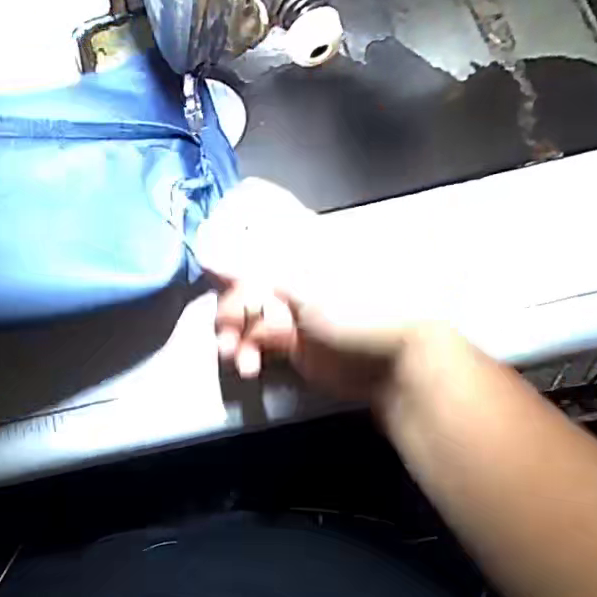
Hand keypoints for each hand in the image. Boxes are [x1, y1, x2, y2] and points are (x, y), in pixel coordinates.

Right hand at [197, 178, 434, 402]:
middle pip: (241, 279)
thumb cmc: (358, 313)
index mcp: (300, 248)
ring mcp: (288, 308)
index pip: (254, 232)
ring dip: (232, 334)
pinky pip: (253, 341)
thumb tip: (210, 256)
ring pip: (243, 314)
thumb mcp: (304, 286)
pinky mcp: (287, 341)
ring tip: (233, 353)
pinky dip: (246, 353)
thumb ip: (253, 272)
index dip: (226, 244)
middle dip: (228, 305)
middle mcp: (291, 273)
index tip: (209, 265)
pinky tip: (248, 365)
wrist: (388, 365)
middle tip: (227, 328)